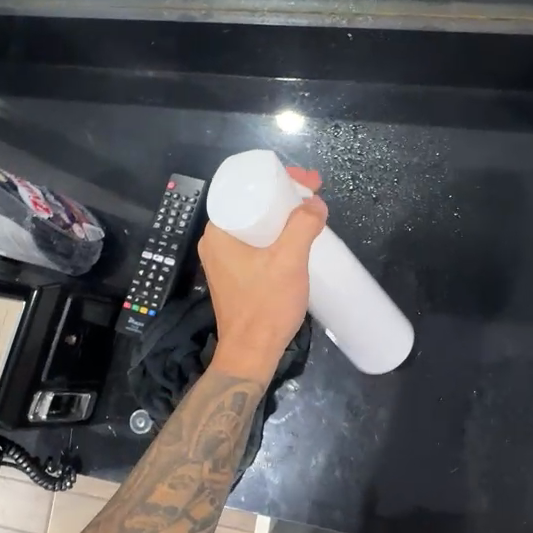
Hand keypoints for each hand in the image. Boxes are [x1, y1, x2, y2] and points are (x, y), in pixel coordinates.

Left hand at [198, 168, 326, 381]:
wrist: (252, 353)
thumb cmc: (265, 306)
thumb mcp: (289, 261)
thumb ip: (302, 227)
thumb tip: (316, 204)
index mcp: (219, 231)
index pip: (246, 189)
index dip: (277, 178)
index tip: (306, 180)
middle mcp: (217, 242)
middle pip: (252, 205)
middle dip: (284, 195)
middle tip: (313, 192)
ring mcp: (225, 260)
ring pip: (257, 225)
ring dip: (282, 216)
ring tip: (311, 211)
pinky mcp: (237, 276)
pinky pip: (258, 243)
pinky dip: (278, 235)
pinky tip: (298, 237)